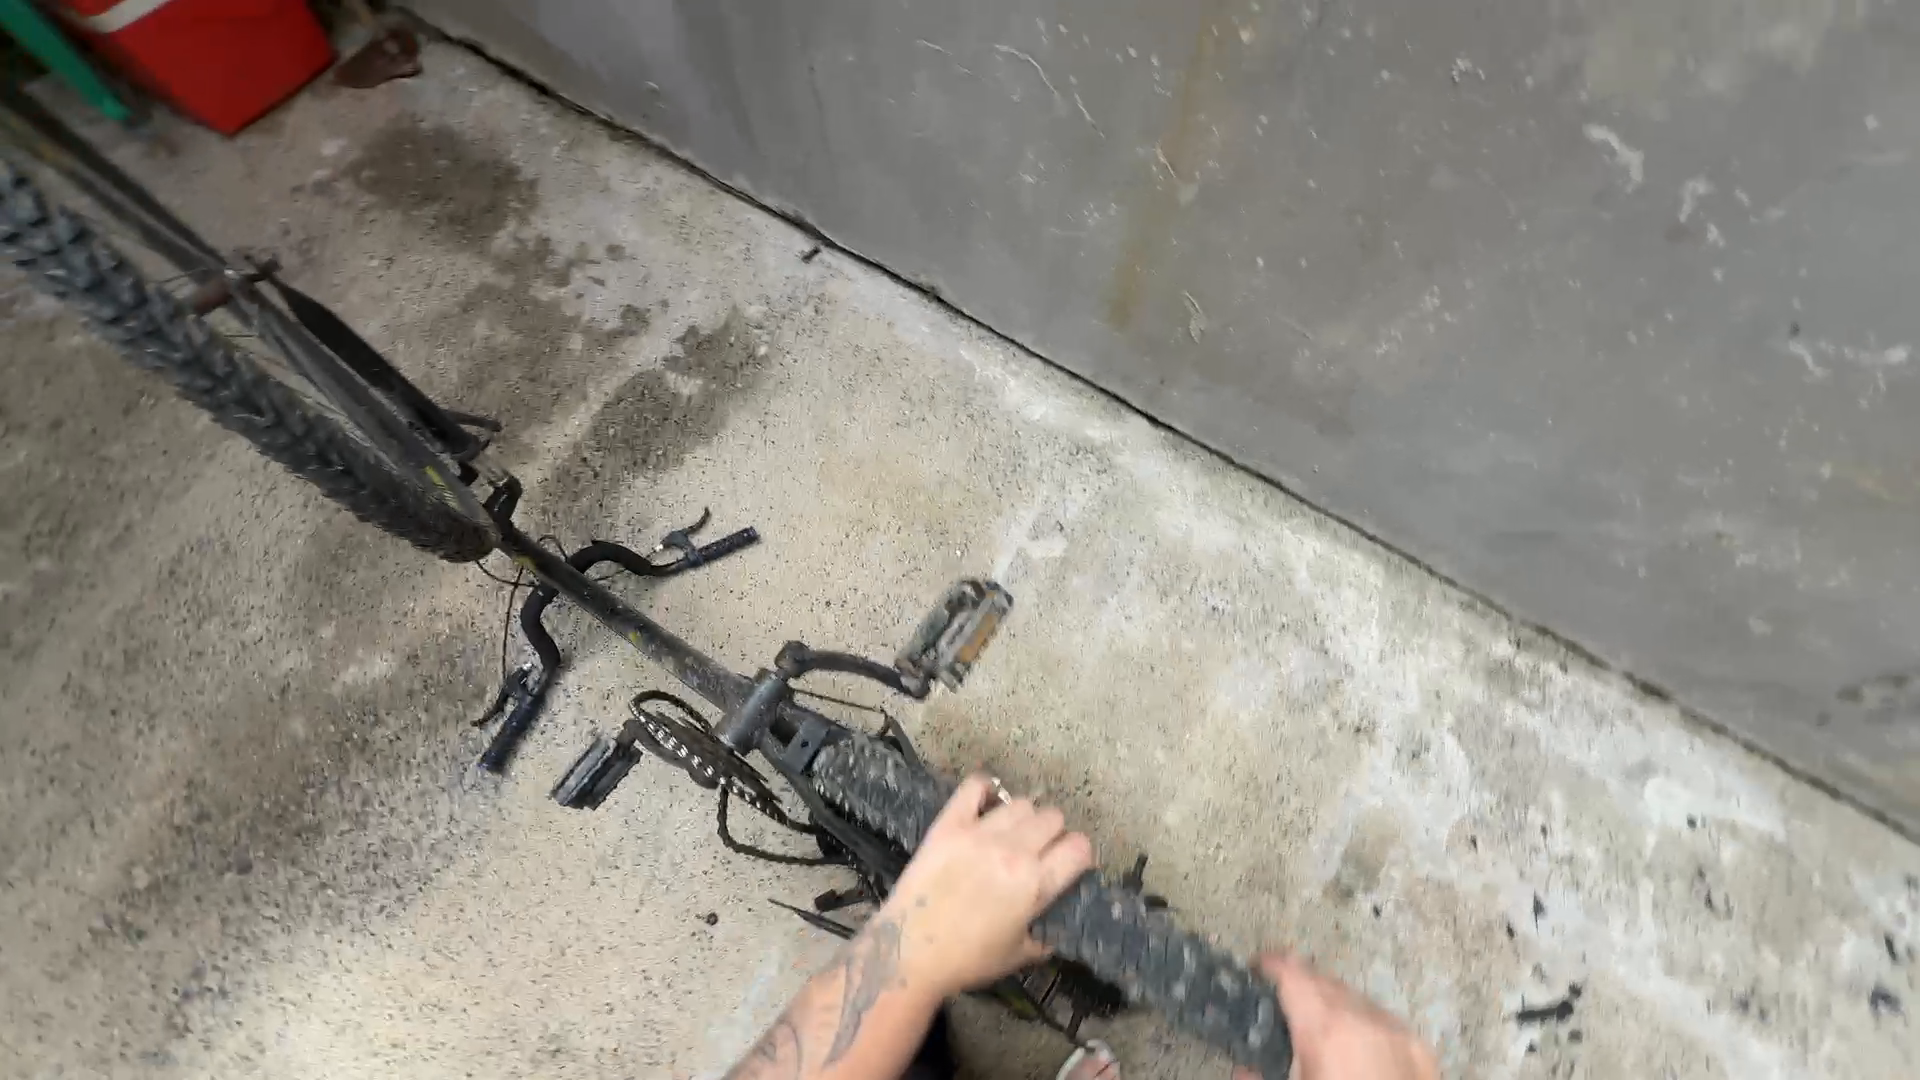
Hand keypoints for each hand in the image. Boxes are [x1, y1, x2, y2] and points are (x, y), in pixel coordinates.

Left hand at [876, 775, 1095, 1001]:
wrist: (910, 952)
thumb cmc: (968, 960)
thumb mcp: (1020, 954)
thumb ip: (1048, 931)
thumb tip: (1060, 915)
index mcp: (1035, 885)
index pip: (1078, 848)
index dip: (1080, 854)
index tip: (1071, 861)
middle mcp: (1013, 851)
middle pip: (1052, 818)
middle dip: (1053, 834)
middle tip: (1040, 850)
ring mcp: (980, 833)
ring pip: (1021, 803)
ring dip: (1024, 817)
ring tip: (1012, 833)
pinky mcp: (950, 823)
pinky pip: (975, 787)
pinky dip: (985, 789)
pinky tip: (987, 802)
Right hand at [1233, 954, 1437, 1079]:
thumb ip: (1255, 1079)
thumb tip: (1243, 1069)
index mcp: (1324, 1028)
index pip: (1290, 971)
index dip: (1268, 964)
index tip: (1254, 970)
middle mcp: (1360, 1017)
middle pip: (1320, 979)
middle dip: (1298, 985)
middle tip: (1282, 1005)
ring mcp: (1395, 1030)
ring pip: (1353, 996)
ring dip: (1332, 1003)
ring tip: (1320, 1028)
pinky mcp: (1421, 1049)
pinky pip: (1381, 1018)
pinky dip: (1362, 1022)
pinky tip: (1357, 1047)